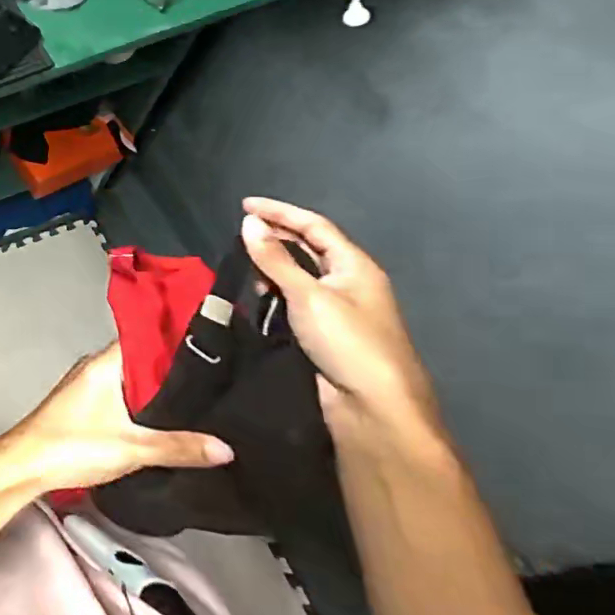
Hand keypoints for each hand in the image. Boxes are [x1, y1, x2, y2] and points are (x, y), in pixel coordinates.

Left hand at [0, 343, 231, 492]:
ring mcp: (88, 384)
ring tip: (197, 395)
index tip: (208, 343)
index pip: (145, 337)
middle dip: (171, 368)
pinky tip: (162, 415)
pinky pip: (121, 392)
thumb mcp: (132, 448)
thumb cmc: (72, 445)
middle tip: (213, 374)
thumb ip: (178, 447)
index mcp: (105, 362)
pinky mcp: (85, 403)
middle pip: (141, 359)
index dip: (175, 339)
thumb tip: (225, 448)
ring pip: (131, 378)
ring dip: (156, 387)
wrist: (26, 464)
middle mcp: (96, 365)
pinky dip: (141, 400)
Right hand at [240, 197, 443, 448]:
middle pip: (308, 247)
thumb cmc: (347, 342)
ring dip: (274, 268)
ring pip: (301, 276)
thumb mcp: (307, 295)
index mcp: (354, 265)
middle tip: (241, 237)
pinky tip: (259, 299)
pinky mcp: (326, 334)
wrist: (374, 409)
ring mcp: (339, 309)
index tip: (244, 205)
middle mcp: (349, 282)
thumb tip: (249, 223)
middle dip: (275, 239)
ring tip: (247, 269)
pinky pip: (297, 301)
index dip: (279, 212)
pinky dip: (277, 294)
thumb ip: (275, 259)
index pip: (313, 225)